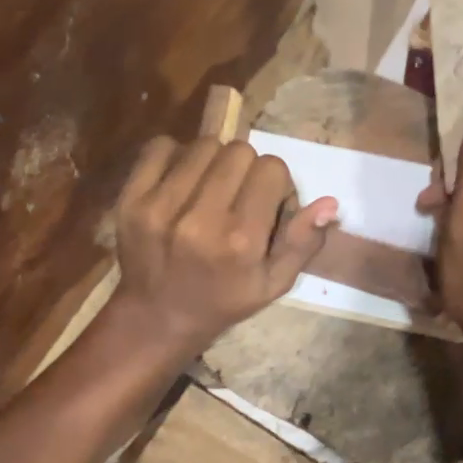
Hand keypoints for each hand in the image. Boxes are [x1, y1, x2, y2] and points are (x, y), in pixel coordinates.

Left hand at [109, 135, 337, 354]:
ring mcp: (160, 207)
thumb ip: (303, 242)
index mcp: (240, 241)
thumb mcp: (273, 284)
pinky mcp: (131, 199)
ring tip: (209, 190)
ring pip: (203, 145)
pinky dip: (175, 156)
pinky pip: (161, 146)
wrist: (158, 317)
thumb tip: (331, 203)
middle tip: (238, 197)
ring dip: (213, 161)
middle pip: (239, 151)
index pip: (271, 169)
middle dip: (246, 169)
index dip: (275, 184)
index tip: (266, 206)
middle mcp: (201, 219)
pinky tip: (181, 182)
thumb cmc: (224, 301)